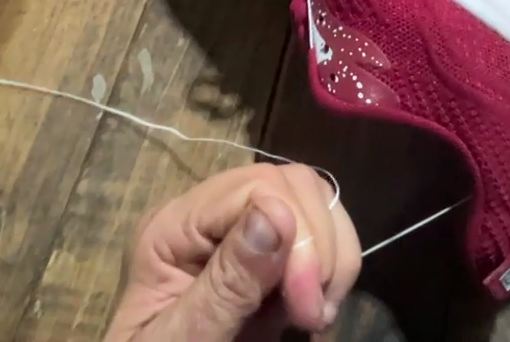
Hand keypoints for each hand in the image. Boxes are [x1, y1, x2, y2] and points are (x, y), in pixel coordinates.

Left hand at [105, 163, 360, 341]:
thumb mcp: (185, 340)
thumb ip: (226, 284)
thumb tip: (276, 214)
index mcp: (175, 225)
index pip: (254, 186)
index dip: (297, 233)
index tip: (306, 307)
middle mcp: (209, 213)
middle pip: (289, 182)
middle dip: (317, 244)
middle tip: (315, 314)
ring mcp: (241, 229)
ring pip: (311, 196)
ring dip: (332, 252)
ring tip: (319, 313)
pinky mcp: (269, 253)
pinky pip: (319, 227)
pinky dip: (335, 262)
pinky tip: (319, 307)